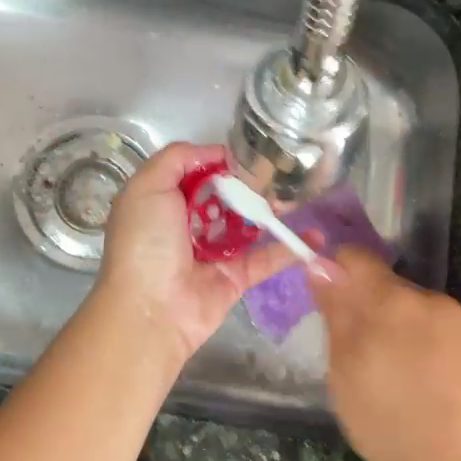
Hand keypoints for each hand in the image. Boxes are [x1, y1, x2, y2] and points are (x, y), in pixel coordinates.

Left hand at [91, 143, 297, 366]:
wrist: (151, 309)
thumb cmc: (145, 243)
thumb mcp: (147, 187)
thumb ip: (176, 159)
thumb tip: (215, 151)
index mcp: (161, 202)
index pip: (195, 173)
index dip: (218, 161)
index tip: (248, 153)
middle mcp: (186, 225)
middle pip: (224, 197)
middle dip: (250, 184)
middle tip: (282, 171)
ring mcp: (212, 252)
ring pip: (247, 224)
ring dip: (272, 210)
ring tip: (300, 194)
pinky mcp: (235, 277)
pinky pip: (266, 258)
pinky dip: (291, 247)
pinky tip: (315, 235)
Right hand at [307, 248, 460, 460]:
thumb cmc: (389, 427)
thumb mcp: (343, 375)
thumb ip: (336, 314)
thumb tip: (322, 266)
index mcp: (386, 303)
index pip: (356, 259)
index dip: (341, 274)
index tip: (336, 302)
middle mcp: (431, 301)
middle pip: (394, 290)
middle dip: (380, 315)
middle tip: (373, 362)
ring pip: (429, 317)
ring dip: (415, 336)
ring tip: (414, 386)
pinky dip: (448, 358)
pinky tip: (447, 397)